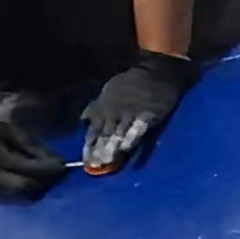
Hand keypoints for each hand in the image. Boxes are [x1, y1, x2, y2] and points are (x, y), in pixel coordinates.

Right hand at [0, 101, 67, 199]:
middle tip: (57, 177)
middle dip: (43, 183)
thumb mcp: (13, 132)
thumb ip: (35, 149)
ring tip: (45, 181)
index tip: (64, 168)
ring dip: (33, 189)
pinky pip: (5, 196)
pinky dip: (20, 192)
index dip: (48, 171)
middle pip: (23, 187)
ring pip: (15, 195)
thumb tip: (58, 164)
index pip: (28, 169)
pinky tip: (28, 184)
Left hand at [80, 50, 197, 171]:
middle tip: (94, 166)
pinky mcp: (147, 116)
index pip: (94, 130)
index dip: (89, 145)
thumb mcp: (109, 91)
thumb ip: (97, 107)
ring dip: (112, 149)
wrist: (155, 72)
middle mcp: (114, 112)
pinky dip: (132, 139)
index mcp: (104, 107)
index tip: (85, 160)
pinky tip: (127, 150)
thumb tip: (83, 120)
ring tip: (106, 163)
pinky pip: (138, 130)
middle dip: (99, 151)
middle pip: (105, 135)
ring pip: (119, 134)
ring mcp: (131, 114)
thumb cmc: (132, 82)